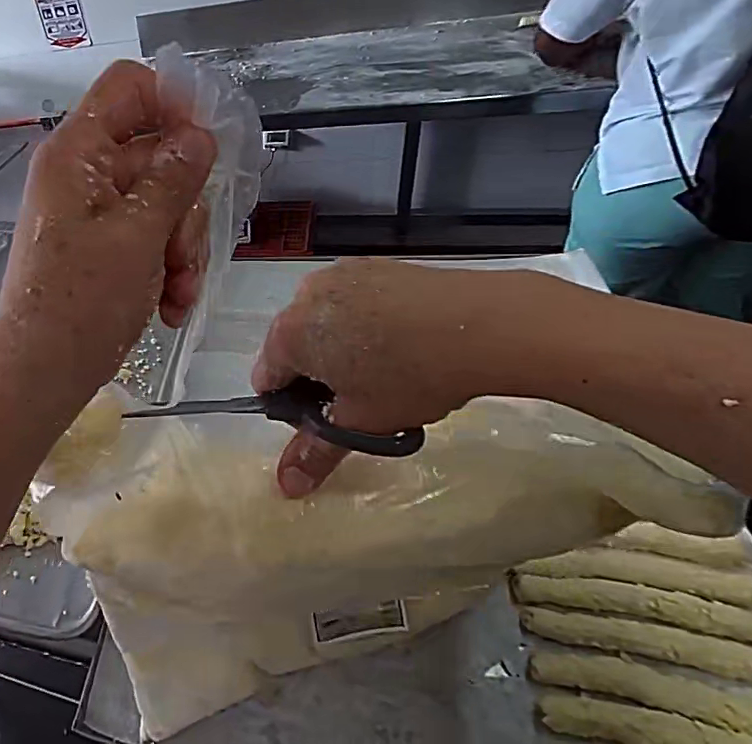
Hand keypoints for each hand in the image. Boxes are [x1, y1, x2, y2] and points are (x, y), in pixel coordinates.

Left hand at [0, 60, 216, 404]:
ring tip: (177, 289)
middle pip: (156, 153)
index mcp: (76, 152)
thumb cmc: (80, 302)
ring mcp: (91, 209)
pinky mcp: (100, 242)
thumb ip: (174, 177)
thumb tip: (200, 134)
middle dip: (184, 205)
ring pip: (161, 200)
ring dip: (181, 245)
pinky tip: (169, 302)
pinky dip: (166, 264)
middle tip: (183, 252)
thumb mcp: (138, 235)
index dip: (172, 100)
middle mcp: (81, 171)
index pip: (128, 86)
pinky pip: (149, 233)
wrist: (40, 372)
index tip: (208, 141)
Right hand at [252, 258, 563, 496]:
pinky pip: (350, 299)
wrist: (485, 322)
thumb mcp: (365, 420)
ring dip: (338, 343)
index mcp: (287, 334)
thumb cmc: (413, 377)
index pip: (266, 377)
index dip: (293, 404)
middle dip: (316, 371)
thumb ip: (318, 451)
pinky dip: (363, 318)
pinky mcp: (369, 263)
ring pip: (321, 319)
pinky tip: (401, 334)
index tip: (331, 415)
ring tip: (386, 363)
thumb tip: (286, 487)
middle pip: (292, 344)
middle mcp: (301, 296)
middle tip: (362, 393)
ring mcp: (336, 274)